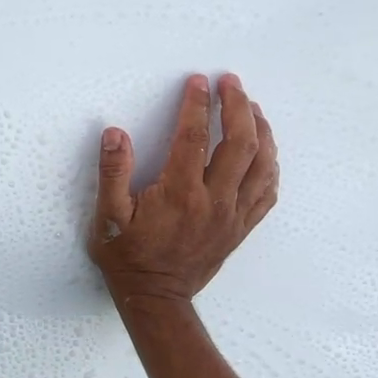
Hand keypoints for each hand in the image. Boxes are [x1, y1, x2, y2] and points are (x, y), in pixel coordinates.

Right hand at [88, 74, 278, 307]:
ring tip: (252, 107)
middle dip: (238, 107)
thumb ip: (112, 172)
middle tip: (231, 82)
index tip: (197, 81)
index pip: (194, 137)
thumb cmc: (126, 255)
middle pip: (240, 143)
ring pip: (262, 164)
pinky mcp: (242, 226)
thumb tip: (116, 133)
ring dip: (261, 130)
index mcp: (179, 193)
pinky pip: (268, 190)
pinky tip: (265, 151)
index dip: (196, 105)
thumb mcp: (106, 215)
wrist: (156, 296)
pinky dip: (271, 164)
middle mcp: (214, 199)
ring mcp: (233, 214)